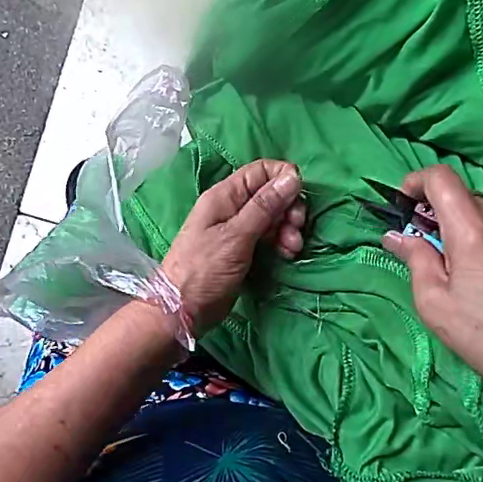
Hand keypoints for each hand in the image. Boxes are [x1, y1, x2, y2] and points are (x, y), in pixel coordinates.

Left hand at [161, 160, 306, 335]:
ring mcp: (237, 229)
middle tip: (296, 228)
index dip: (284, 178)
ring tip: (292, 248)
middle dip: (289, 208)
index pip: (261, 171)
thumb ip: (264, 206)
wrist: (182, 310)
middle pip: (270, 194)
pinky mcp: (242, 250)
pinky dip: (280, 242)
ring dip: (287, 228)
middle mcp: (231, 208)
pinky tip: (287, 254)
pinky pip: (268, 237)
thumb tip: (292, 177)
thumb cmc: (204, 270)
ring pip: (272, 217)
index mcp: (224, 196)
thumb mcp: (236, 236)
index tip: (300, 197)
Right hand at [380, 165, 482, 407]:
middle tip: (422, 243)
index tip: (404, 204)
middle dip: (437, 210)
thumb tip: (396, 235)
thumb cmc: (480, 333)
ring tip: (456, 266)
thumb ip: (414, 257)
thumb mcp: (432, 299)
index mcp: (472, 230)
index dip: (416, 182)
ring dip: (463, 227)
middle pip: (462, 196)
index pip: (442, 177)